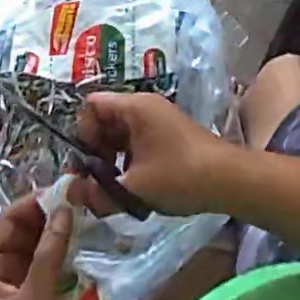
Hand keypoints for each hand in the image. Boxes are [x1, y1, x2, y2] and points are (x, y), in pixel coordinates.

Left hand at [0, 195, 71, 299]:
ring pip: (35, 254)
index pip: (6, 225)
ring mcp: (11, 295)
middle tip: (81, 197)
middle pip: (21, 237)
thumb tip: (65, 207)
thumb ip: (48, 256)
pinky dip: (61, 262)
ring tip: (85, 215)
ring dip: (57, 237)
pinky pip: (44, 275)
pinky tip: (80, 248)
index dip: (33, 203)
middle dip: (49, 217)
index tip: (64, 186)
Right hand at [72, 92, 240, 216]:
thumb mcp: (135, 188)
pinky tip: (132, 187)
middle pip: (105, 119)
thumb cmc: (179, 175)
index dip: (83, 132)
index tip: (86, 162)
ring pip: (120, 134)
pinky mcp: (167, 135)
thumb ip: (99, 192)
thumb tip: (71, 194)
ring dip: (111, 159)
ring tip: (112, 188)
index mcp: (134, 107)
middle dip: (95, 150)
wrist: (229, 180)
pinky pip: (136, 142)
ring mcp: (157, 120)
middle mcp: (144, 107)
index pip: (92, 105)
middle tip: (93, 181)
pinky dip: (128, 161)